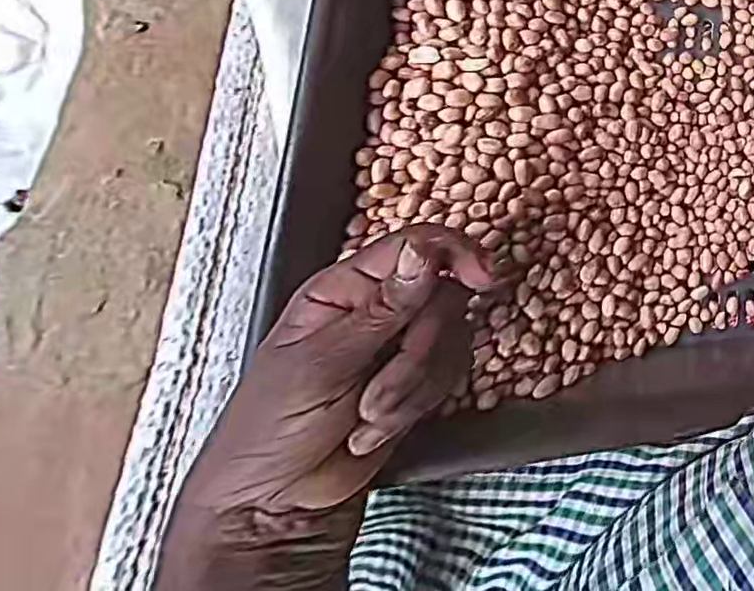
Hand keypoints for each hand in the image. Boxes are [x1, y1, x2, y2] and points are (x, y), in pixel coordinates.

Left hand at [157, 225, 497, 590]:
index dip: (455, 253)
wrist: (275, 508)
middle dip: (420, 349)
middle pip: (443, 293)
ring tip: (368, 418)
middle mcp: (381, 304)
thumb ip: (384, 307)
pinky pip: (452, 369)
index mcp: (346, 287)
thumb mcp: (322, 365)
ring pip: (452, 334)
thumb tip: (426, 251)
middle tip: (381, 392)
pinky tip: (376, 428)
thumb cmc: (270, 432)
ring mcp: (403, 338)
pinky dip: (419, 402)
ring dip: (414, 384)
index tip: (483, 277)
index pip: (415, 244)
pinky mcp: (421, 372)